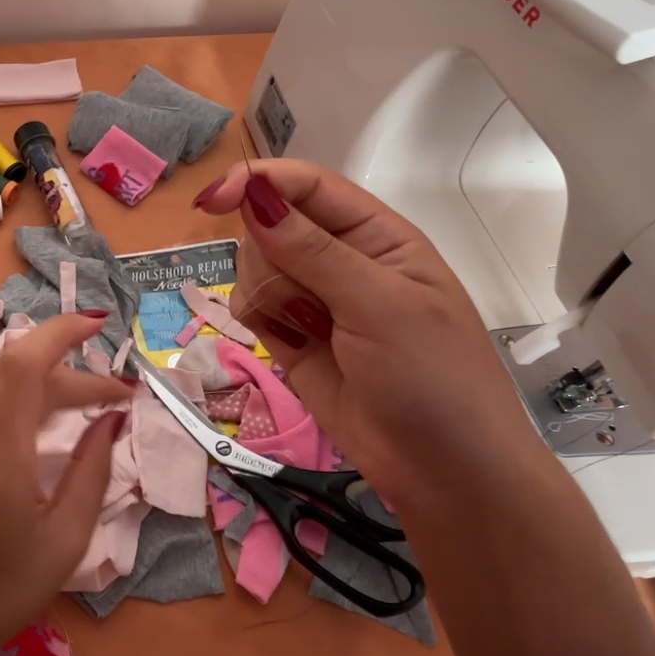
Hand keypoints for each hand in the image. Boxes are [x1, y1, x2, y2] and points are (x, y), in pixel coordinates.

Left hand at [0, 313, 130, 655]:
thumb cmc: (0, 594)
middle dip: (66, 374)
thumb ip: (92, 472)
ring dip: (25, 372)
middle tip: (104, 400)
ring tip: (55, 395)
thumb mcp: (64, 542)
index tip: (100, 328)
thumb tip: (111, 416)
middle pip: (13, 370)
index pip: (23, 366)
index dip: (61, 333)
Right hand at [193, 159, 540, 506]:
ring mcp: (314, 299)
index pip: (306, 186)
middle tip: (304, 303)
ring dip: (265, 295)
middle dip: (269, 258)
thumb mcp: (380, 306)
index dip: (258, 183)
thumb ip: (312, 250)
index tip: (210, 200)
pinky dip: (258, 321)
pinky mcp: (291, 336)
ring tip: (307, 332)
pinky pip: (250, 306)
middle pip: (269, 225)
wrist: (444, 473)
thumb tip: (252, 194)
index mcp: (377, 235)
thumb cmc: (432, 378)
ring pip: (253, 267)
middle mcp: (341, 258)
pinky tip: (290, 345)